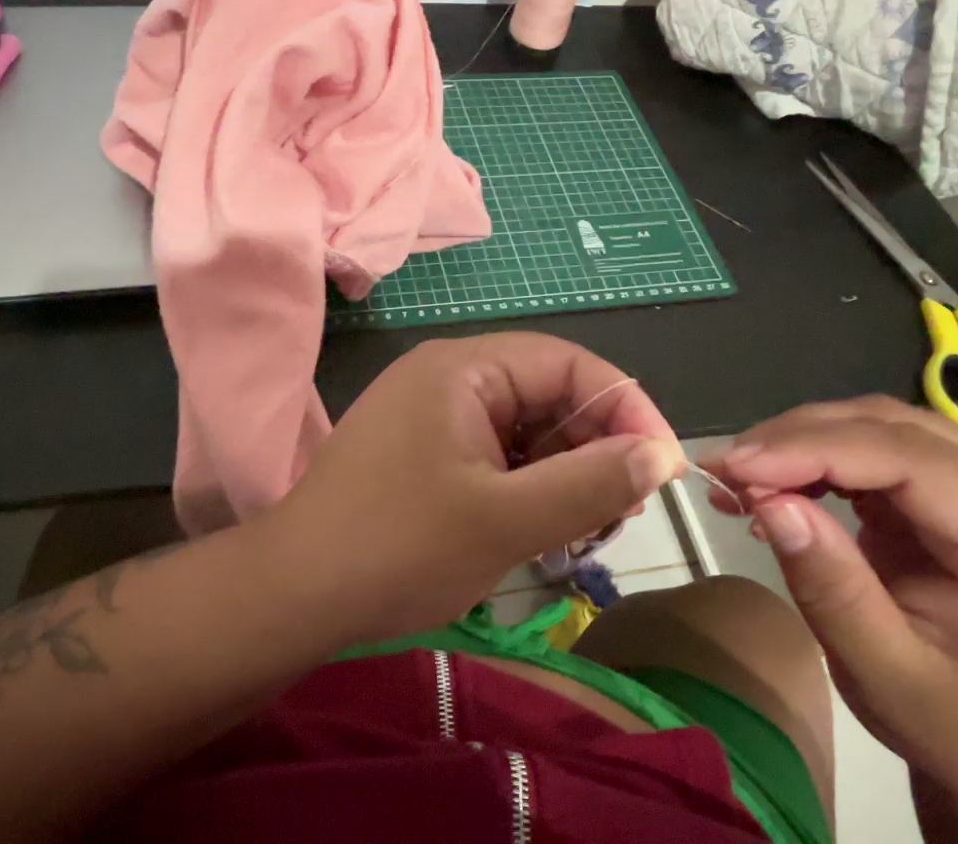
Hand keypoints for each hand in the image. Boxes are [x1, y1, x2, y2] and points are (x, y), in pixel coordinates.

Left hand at [266, 333, 685, 643]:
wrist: (296, 593)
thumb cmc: (401, 547)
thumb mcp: (508, 519)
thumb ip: (591, 483)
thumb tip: (661, 455)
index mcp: (464, 369)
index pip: (569, 364)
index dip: (625, 409)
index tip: (660, 469)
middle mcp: (448, 378)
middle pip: (549, 395)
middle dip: (595, 449)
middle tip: (623, 513)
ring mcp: (432, 417)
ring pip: (526, 431)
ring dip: (565, 475)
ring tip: (587, 531)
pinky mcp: (424, 455)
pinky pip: (496, 456)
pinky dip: (529, 488)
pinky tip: (544, 531)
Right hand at [707, 397, 957, 789]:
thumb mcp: (889, 676)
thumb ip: (832, 589)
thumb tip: (767, 501)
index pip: (912, 460)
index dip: (815, 450)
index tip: (733, 466)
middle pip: (897, 429)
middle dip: (800, 438)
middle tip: (724, 471)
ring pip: (886, 428)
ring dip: (806, 442)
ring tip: (742, 479)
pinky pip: (883, 452)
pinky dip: (823, 460)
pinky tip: (782, 486)